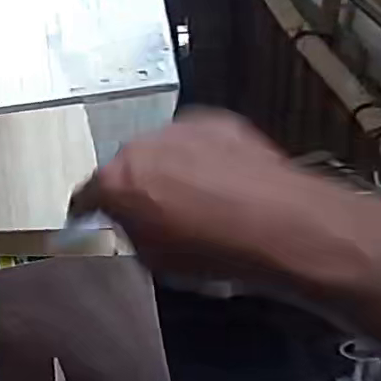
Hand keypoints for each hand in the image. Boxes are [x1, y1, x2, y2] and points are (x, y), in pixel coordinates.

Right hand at [71, 109, 380, 291]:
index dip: (89, 210)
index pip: (83, 195)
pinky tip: (219, 175)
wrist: (296, 230)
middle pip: (121, 167)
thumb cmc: (221, 253)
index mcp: (110, 182)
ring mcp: (174, 131)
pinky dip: (199, 153)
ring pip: (156, 149)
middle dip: (132, 184)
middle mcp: (133, 149)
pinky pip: (193, 138)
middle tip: (153, 208)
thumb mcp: (154, 258)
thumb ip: (128, 232)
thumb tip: (128, 224)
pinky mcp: (214, 122)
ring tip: (192, 192)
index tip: (93, 218)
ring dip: (165, 166)